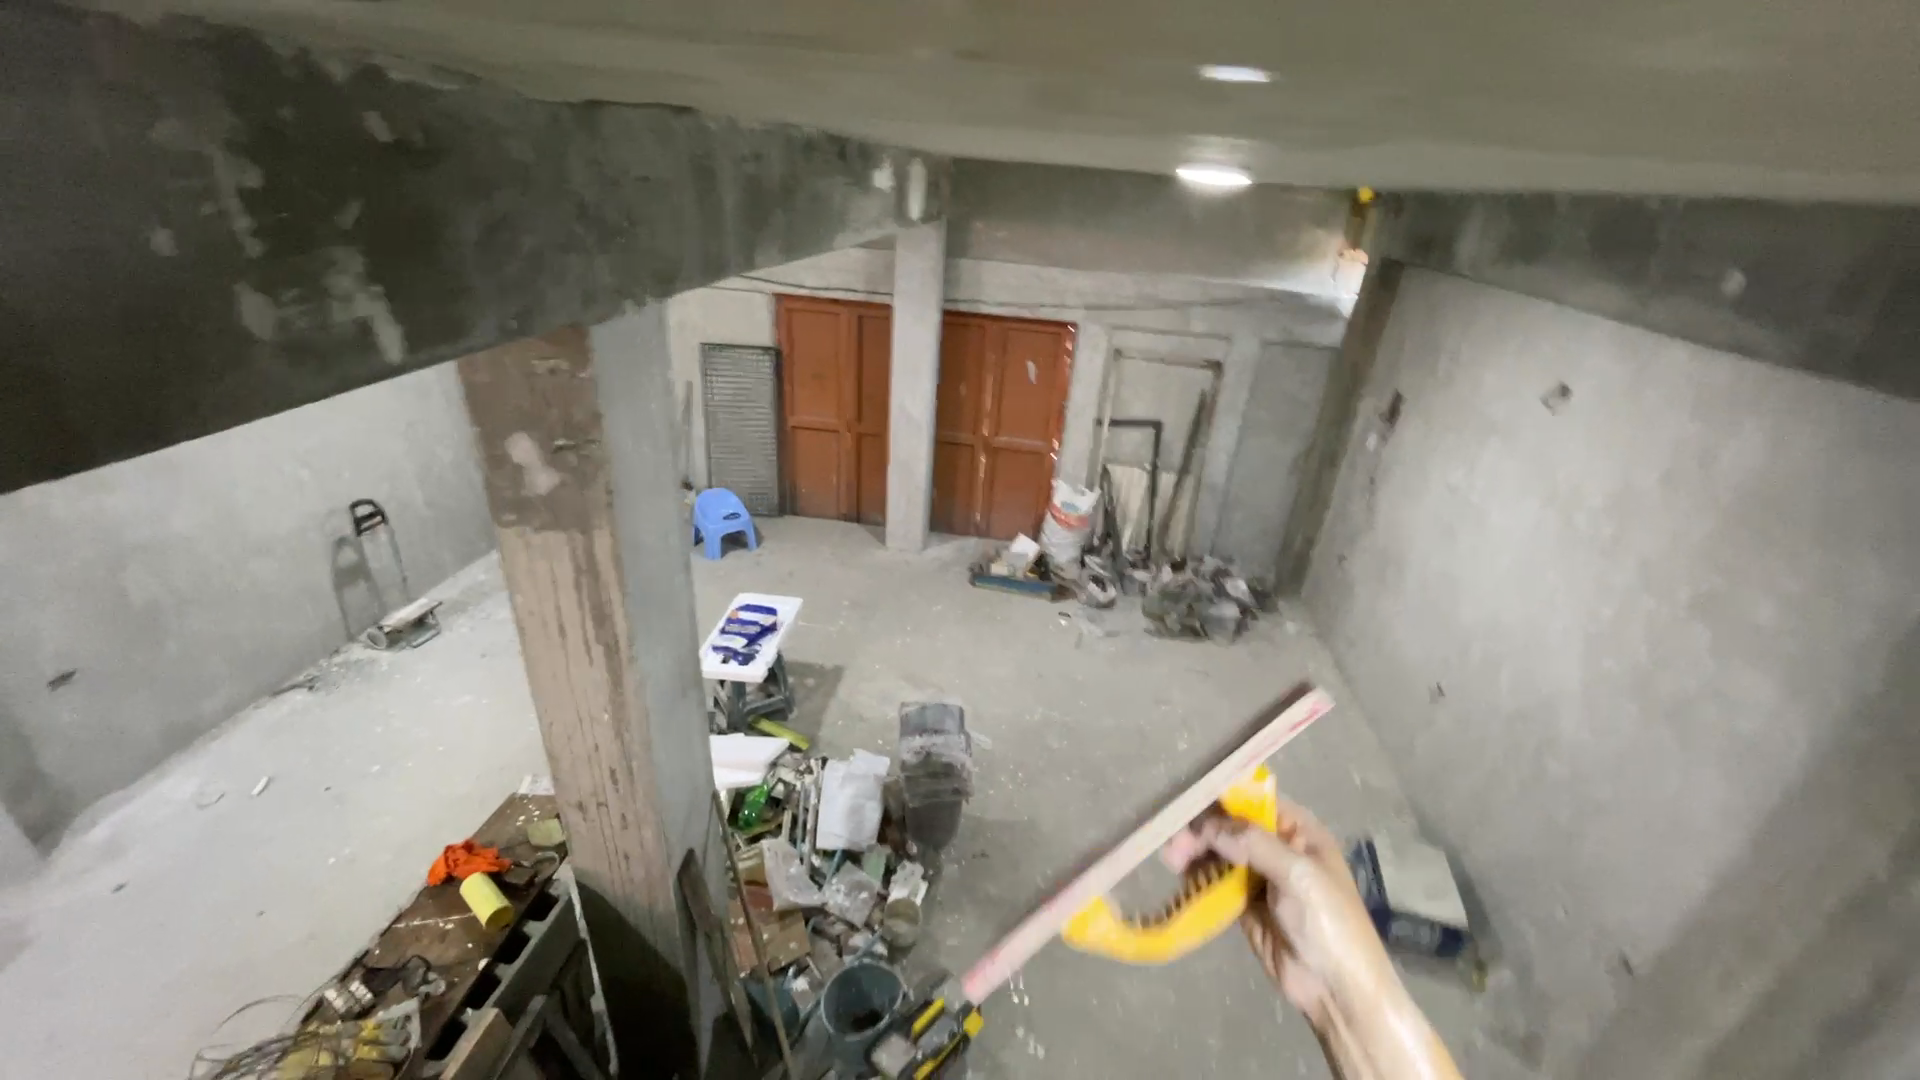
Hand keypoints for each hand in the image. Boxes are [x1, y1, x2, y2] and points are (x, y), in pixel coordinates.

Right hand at [1163, 798, 1388, 1023]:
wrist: (1336, 990)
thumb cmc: (1328, 922)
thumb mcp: (1298, 875)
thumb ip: (1254, 843)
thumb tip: (1209, 826)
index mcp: (1297, 830)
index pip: (1253, 800)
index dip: (1221, 797)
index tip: (1188, 802)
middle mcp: (1276, 846)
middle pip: (1229, 825)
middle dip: (1201, 829)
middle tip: (1175, 844)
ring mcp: (1258, 875)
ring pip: (1217, 850)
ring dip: (1193, 851)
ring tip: (1172, 861)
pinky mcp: (1243, 902)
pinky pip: (1215, 879)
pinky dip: (1197, 875)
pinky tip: (1182, 878)